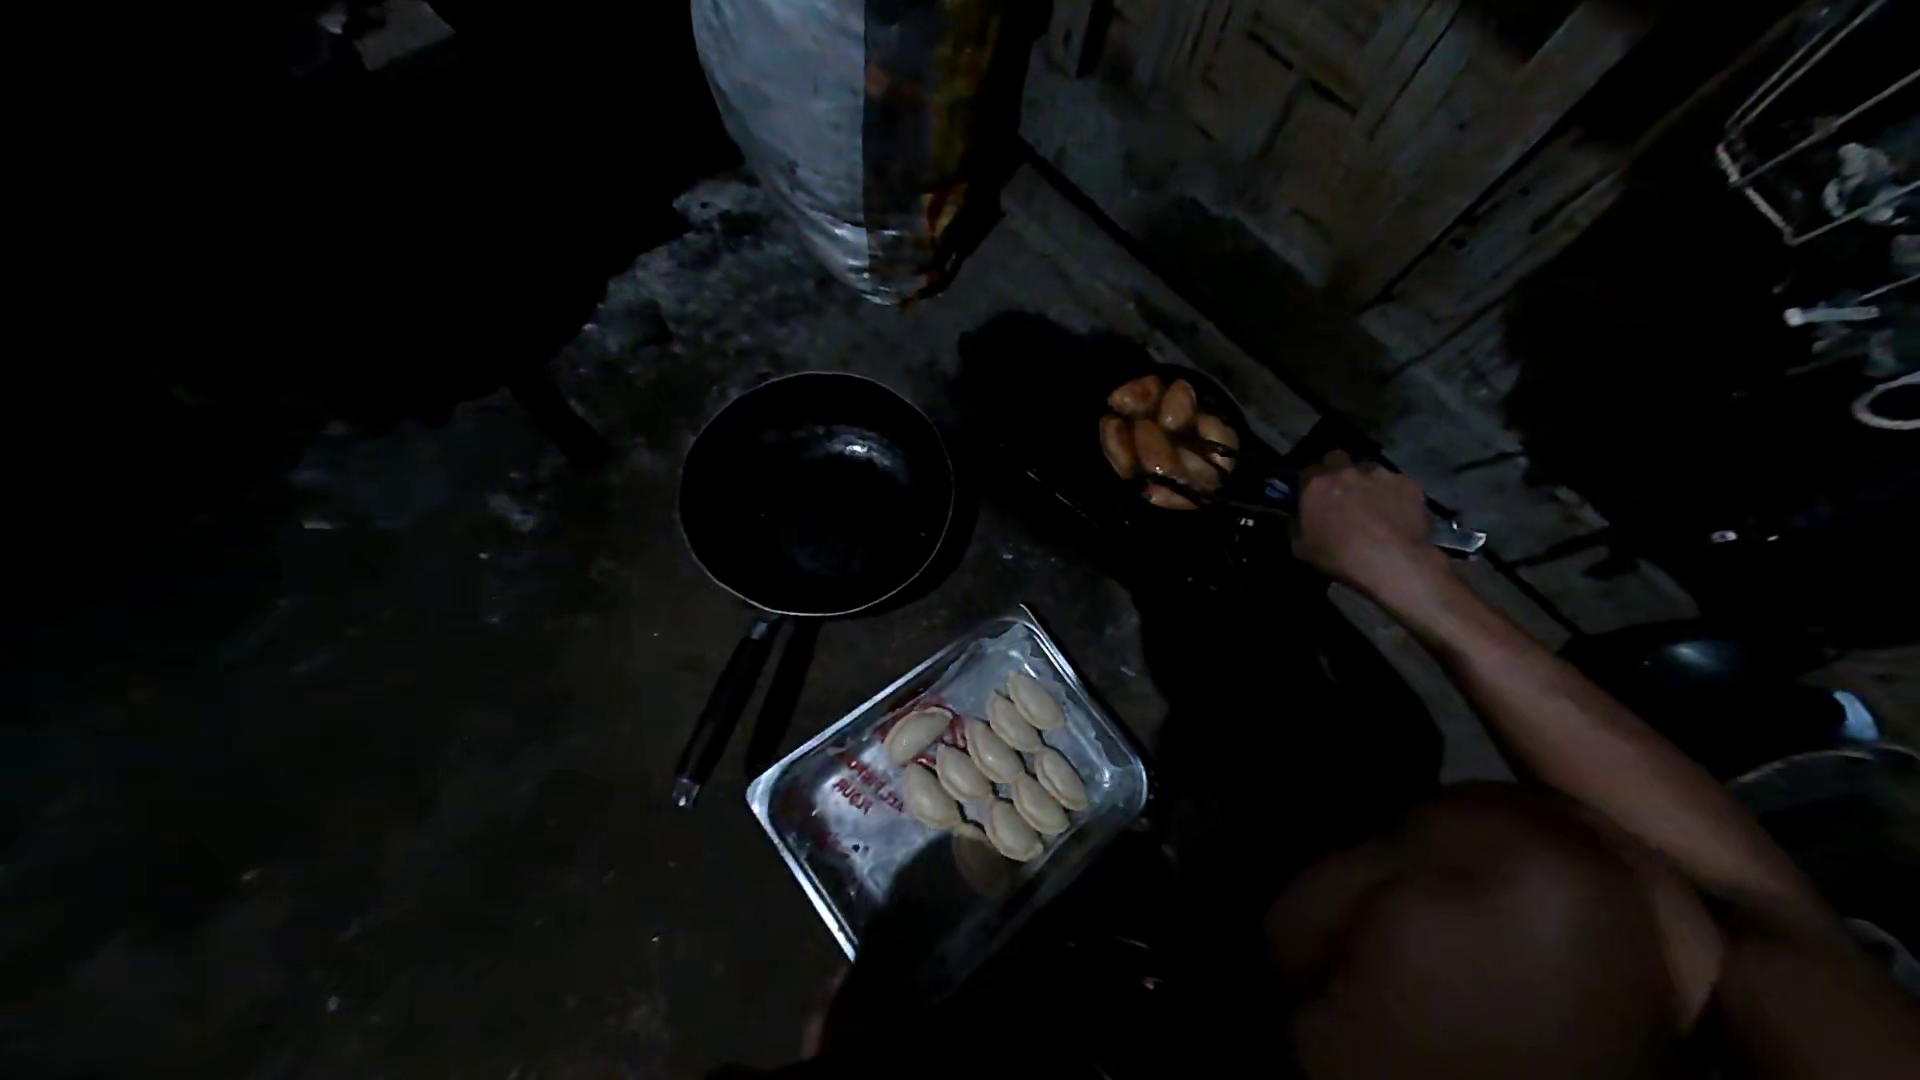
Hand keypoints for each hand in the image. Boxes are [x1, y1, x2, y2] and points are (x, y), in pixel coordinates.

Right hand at [1291, 451, 1448, 601]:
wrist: (1391, 561)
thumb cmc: (1339, 556)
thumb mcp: (1301, 548)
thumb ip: (1297, 526)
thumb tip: (1300, 518)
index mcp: (1316, 485)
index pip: (1307, 471)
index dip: (1309, 482)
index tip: (1312, 494)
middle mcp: (1346, 472)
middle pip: (1336, 457)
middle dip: (1336, 469)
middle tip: (1340, 490)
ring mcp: (1380, 474)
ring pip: (1369, 468)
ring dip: (1366, 480)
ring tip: (1373, 502)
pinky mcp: (1408, 483)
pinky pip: (1398, 483)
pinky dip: (1394, 493)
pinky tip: (1397, 511)